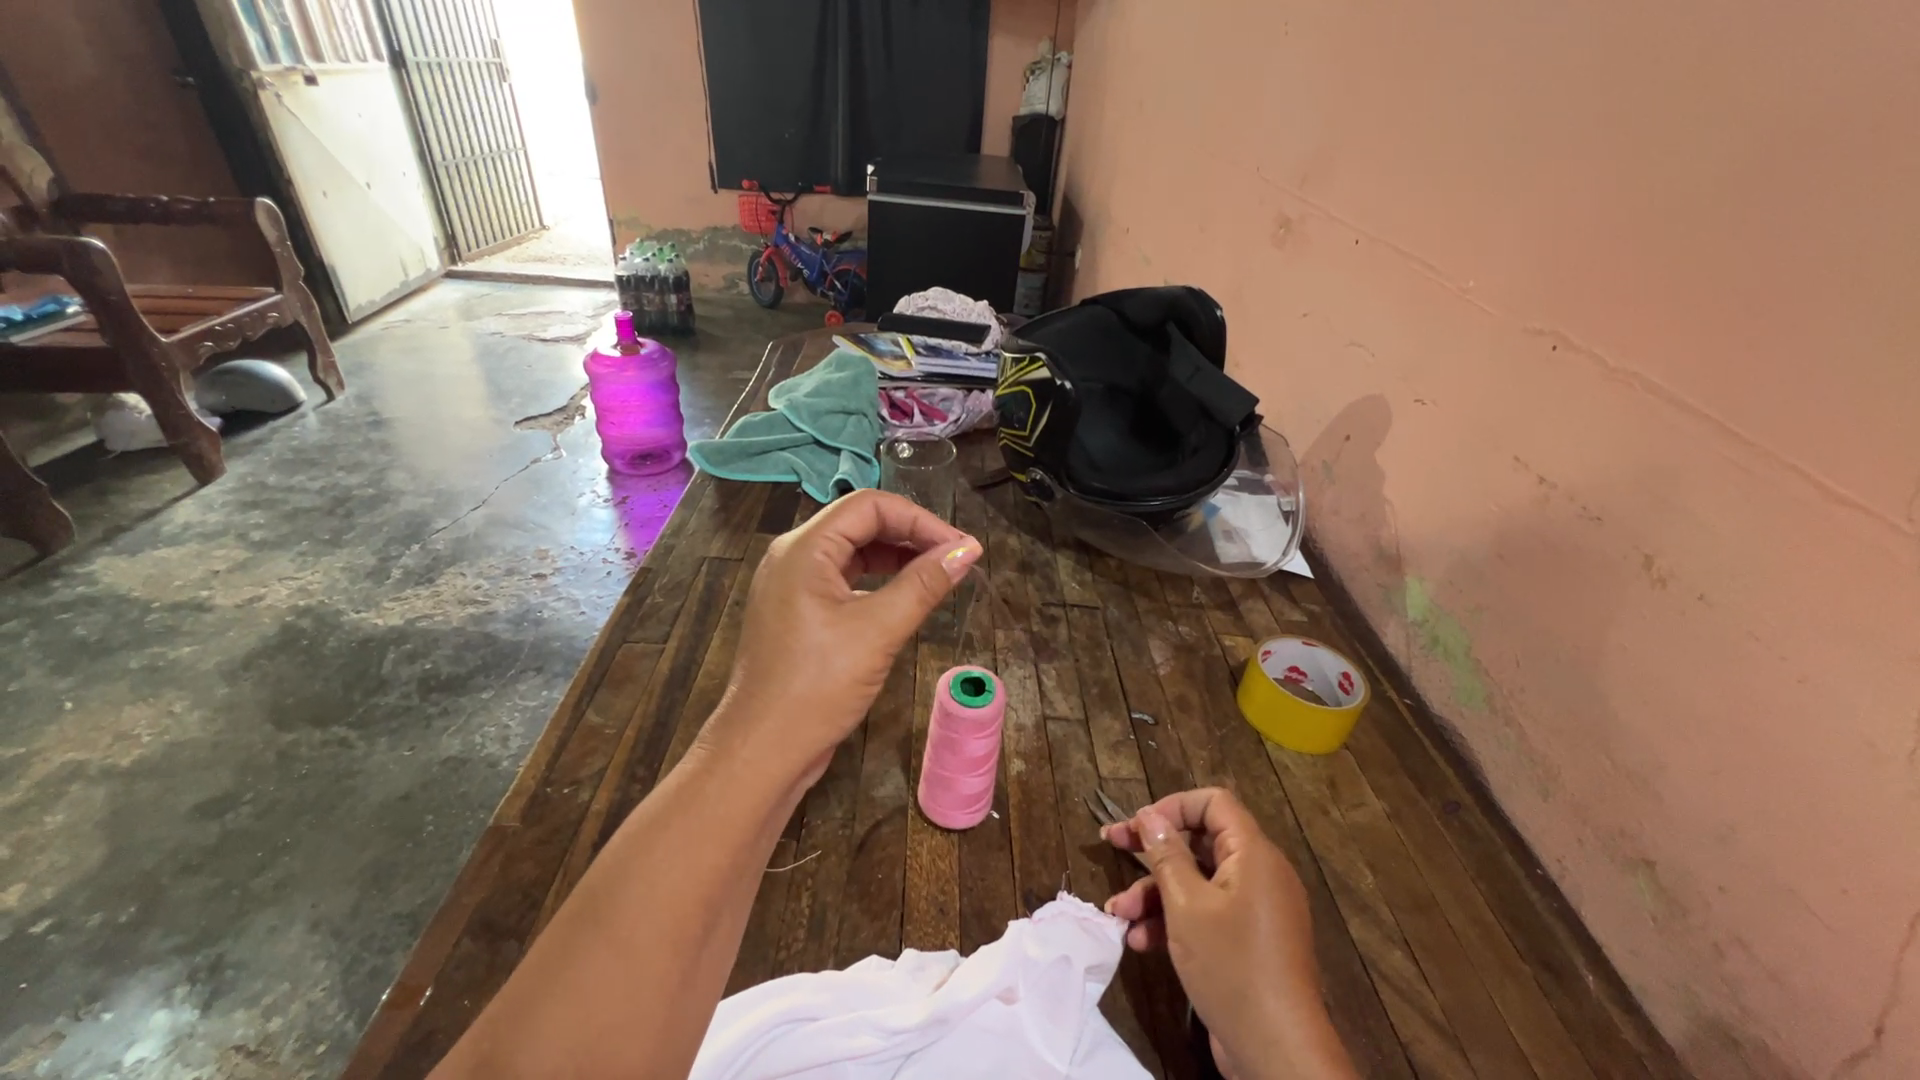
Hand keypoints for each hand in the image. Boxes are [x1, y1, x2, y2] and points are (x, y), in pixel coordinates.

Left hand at [697, 490, 981, 784]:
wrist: (762, 750)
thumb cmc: (817, 686)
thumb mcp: (878, 632)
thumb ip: (924, 585)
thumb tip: (968, 549)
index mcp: (804, 548)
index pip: (870, 506)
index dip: (920, 519)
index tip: (960, 546)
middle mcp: (793, 556)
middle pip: (860, 523)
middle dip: (911, 534)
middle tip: (956, 558)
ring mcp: (793, 585)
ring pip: (853, 552)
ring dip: (897, 557)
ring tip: (939, 576)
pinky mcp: (798, 612)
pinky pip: (843, 580)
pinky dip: (878, 582)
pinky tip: (905, 599)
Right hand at [1104, 788, 1356, 1079]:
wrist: (1276, 1048)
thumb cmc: (1230, 965)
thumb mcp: (1186, 905)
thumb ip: (1167, 855)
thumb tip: (1150, 815)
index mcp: (1253, 854)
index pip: (1214, 803)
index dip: (1173, 807)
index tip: (1138, 825)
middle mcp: (1258, 874)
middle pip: (1201, 842)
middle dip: (1154, 850)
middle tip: (1113, 846)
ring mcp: (1254, 909)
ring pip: (1198, 882)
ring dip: (1155, 893)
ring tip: (1118, 913)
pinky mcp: (1247, 940)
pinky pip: (1208, 913)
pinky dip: (1174, 919)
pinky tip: (1142, 941)